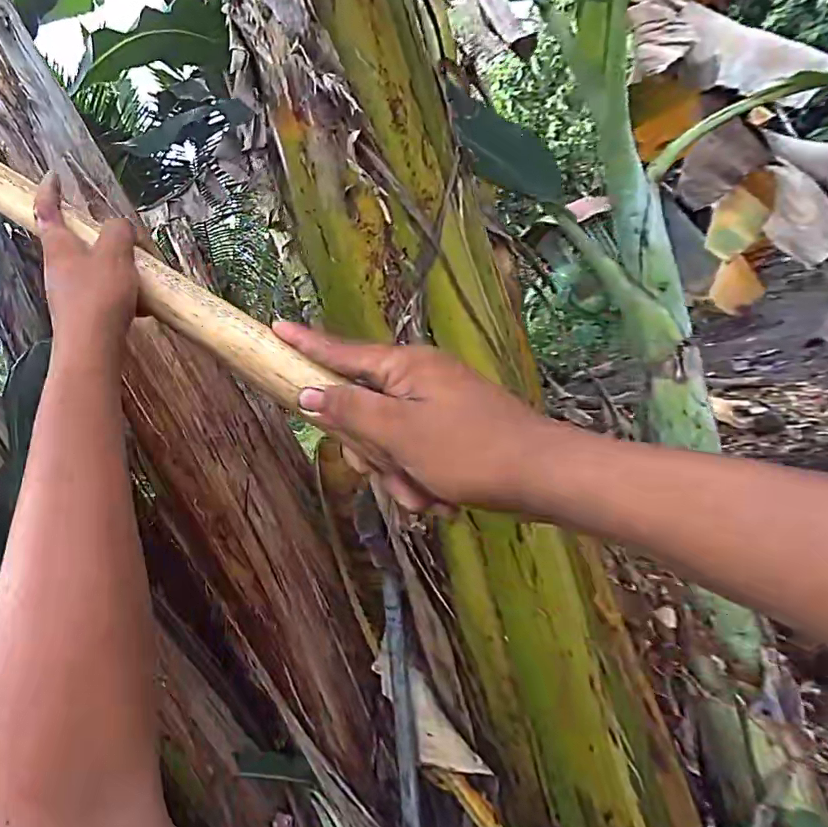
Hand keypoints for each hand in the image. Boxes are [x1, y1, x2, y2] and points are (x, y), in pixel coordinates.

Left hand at [36, 174, 138, 360]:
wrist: (91, 351)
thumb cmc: (98, 296)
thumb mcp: (115, 252)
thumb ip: (119, 231)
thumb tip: (120, 228)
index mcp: (59, 246)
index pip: (47, 209)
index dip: (48, 191)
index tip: (52, 176)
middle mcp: (59, 268)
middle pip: (78, 243)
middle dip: (105, 239)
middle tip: (128, 240)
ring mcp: (69, 294)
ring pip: (97, 270)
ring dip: (120, 270)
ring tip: (143, 278)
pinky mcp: (83, 315)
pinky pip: (106, 295)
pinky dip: (124, 295)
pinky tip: (142, 307)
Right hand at [273, 322, 564, 512]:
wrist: (551, 478)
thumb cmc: (472, 451)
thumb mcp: (400, 433)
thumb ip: (349, 410)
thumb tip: (307, 392)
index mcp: (404, 366)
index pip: (340, 351)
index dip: (305, 343)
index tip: (276, 327)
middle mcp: (417, 378)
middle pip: (360, 408)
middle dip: (369, 450)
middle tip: (385, 473)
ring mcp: (435, 402)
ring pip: (384, 437)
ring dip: (396, 473)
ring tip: (423, 497)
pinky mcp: (450, 428)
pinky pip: (412, 450)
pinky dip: (418, 478)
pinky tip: (438, 500)